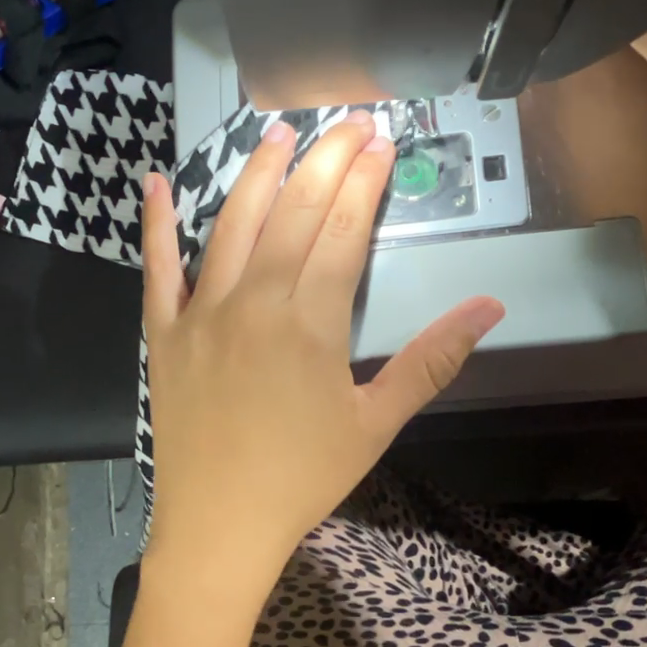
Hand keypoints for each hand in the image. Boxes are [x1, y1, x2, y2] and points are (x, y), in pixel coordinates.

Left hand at [138, 110, 504, 585]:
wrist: (219, 525)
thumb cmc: (302, 480)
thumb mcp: (375, 425)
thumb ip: (429, 362)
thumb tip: (490, 308)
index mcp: (310, 323)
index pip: (341, 231)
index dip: (363, 181)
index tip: (380, 141)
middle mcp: (253, 303)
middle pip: (292, 214)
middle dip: (323, 160)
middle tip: (346, 121)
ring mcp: (202, 315)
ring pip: (231, 226)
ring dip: (256, 174)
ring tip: (276, 133)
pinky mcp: (164, 336)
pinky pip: (158, 271)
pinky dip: (157, 226)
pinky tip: (156, 184)